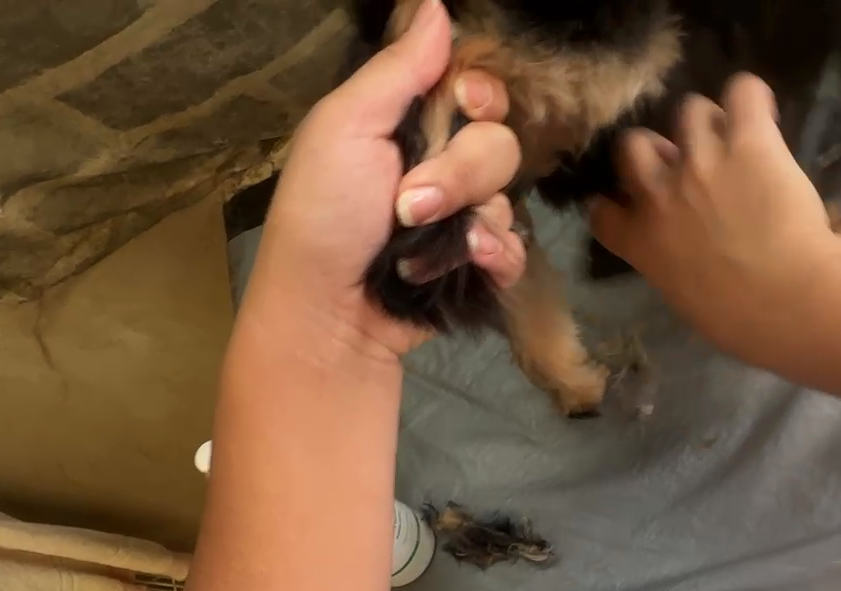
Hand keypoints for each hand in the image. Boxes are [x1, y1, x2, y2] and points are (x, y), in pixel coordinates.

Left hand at [242, 0, 526, 365]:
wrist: (331, 310)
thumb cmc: (325, 214)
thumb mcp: (346, 127)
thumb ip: (396, 71)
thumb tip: (436, 6)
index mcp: (412, 125)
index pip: (477, 94)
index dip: (481, 96)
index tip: (463, 104)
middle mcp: (444, 168)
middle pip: (500, 144)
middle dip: (462, 173)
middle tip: (411, 203)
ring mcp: (462, 222)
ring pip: (509, 200)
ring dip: (472, 221)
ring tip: (426, 246)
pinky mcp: (476, 268)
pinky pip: (515, 250)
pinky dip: (496, 258)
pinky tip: (470, 265)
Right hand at [591, 75, 840, 357]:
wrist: (783, 301)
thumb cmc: (735, 320)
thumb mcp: (683, 295)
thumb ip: (670, 262)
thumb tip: (682, 247)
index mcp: (640, 243)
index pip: (603, 211)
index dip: (616, 199)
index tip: (632, 201)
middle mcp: (660, 194)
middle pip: (634, 145)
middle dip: (656, 149)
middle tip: (686, 162)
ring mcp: (700, 161)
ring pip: (689, 110)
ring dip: (707, 122)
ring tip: (733, 138)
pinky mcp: (747, 140)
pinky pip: (742, 91)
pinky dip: (750, 99)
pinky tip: (762, 115)